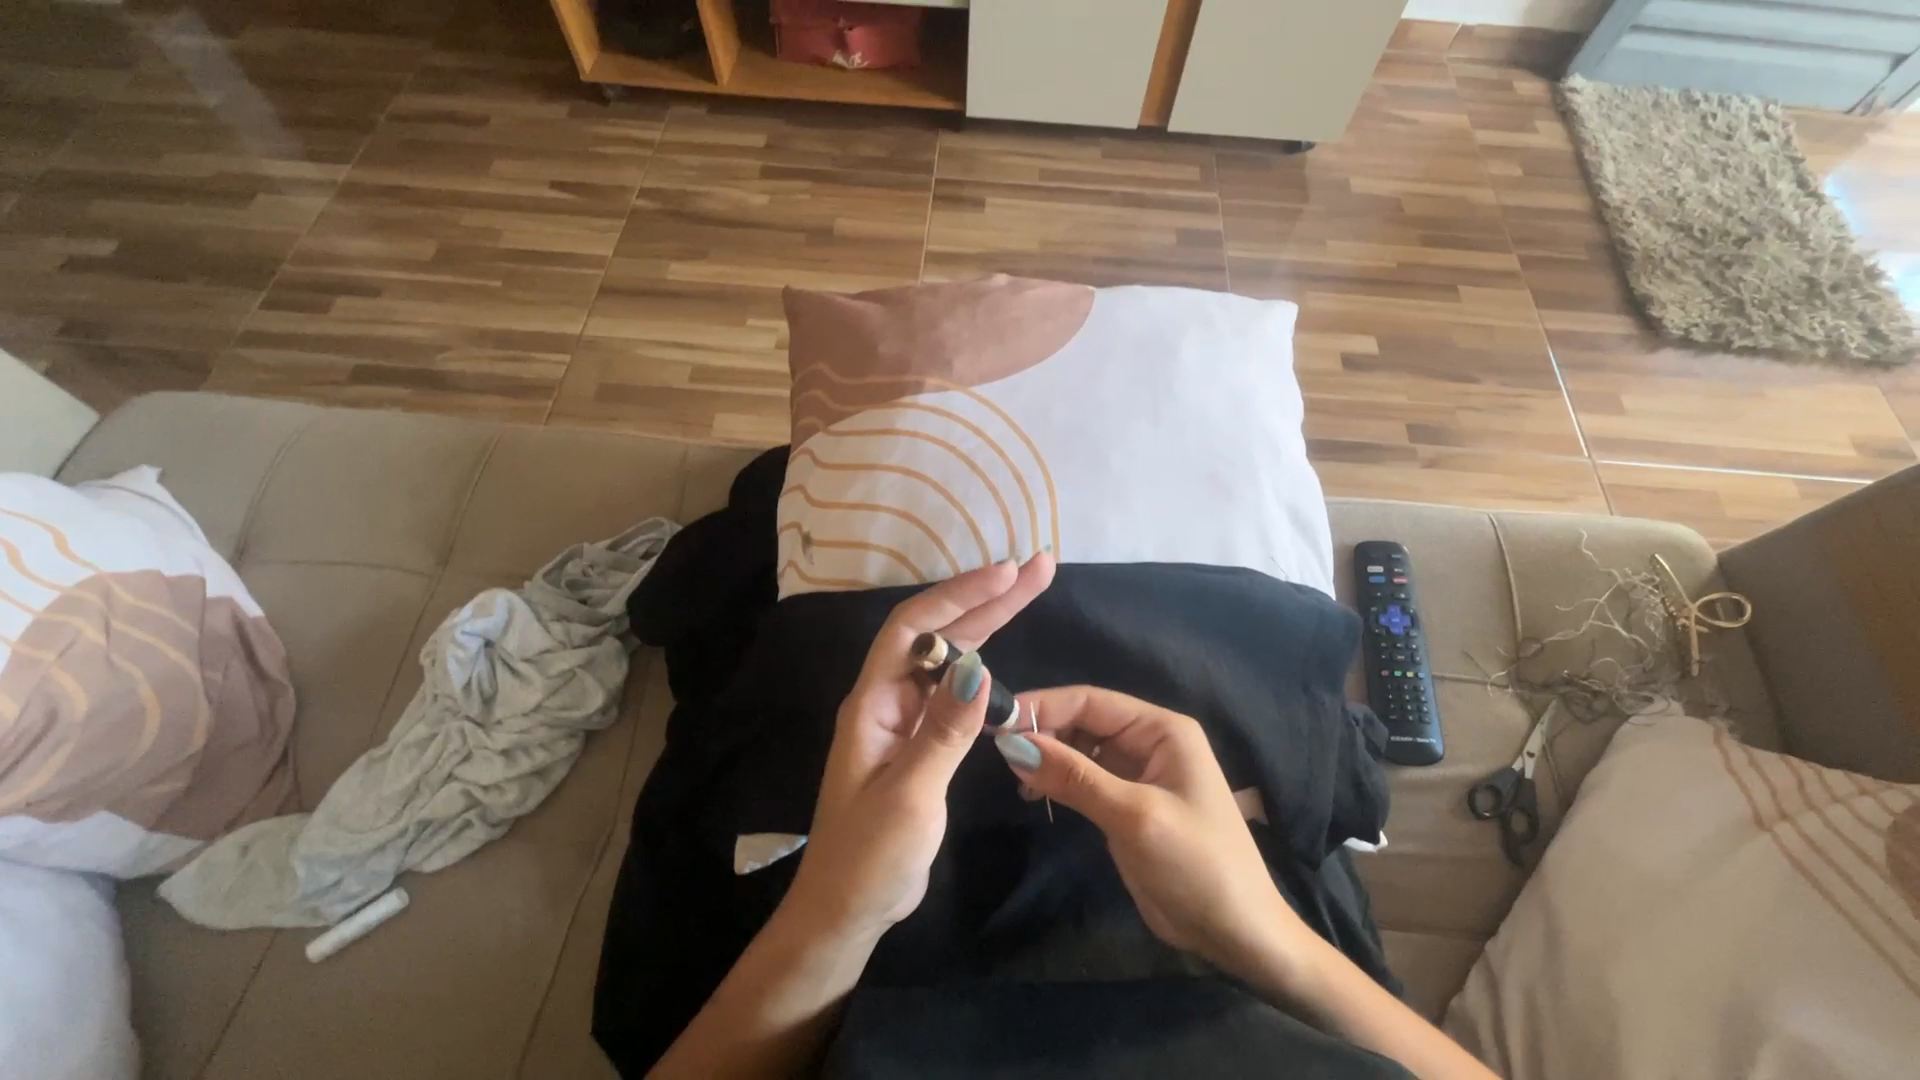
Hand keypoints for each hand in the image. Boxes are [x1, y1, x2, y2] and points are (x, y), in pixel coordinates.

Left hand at [782, 554, 1055, 943]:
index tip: (1006, 575)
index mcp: (873, 704)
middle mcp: (888, 701)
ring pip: (949, 661)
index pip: (914, 630)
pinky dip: (983, 673)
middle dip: (986, 600)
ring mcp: (905, 722)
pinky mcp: (921, 745)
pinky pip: (954, 695)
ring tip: (1029, 592)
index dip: (959, 597)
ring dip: (988, 626)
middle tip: (1036, 569)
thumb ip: (943, 731)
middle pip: (939, 636)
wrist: (847, 908)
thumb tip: (980, 667)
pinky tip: (1005, 660)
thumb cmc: (868, 856)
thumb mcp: (909, 794)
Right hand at [995, 686, 1317, 985]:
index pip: (1092, 701)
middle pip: (1083, 721)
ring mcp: (1138, 775)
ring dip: (1047, 757)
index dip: (1044, 706)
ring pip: (1080, 749)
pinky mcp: (1126, 805)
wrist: (1237, 934)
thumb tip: (1013, 745)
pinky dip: (1056, 781)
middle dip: (1043, 731)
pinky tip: (1031, 793)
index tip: (996, 721)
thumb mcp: (1134, 816)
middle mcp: (1149, 743)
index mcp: (1162, 730)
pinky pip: (1084, 779)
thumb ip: (1075, 777)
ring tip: (1012, 774)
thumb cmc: (1197, 864)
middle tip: (996, 750)